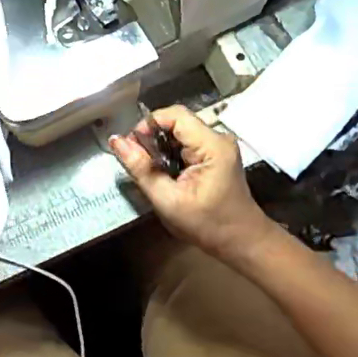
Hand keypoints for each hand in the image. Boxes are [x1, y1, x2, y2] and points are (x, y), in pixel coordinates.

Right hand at [109, 106, 274, 259]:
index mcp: (212, 146)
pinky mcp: (216, 154)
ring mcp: (219, 145)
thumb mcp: (168, 200)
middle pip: (178, 121)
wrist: (240, 241)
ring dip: (161, 145)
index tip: (133, 146)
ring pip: (181, 131)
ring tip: (149, 167)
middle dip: (153, 136)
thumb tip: (116, 141)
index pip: (175, 115)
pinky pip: (188, 143)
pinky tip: (165, 171)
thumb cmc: (206, 225)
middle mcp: (218, 138)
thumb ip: (141, 169)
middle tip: (136, 159)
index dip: (149, 124)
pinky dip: (171, 153)